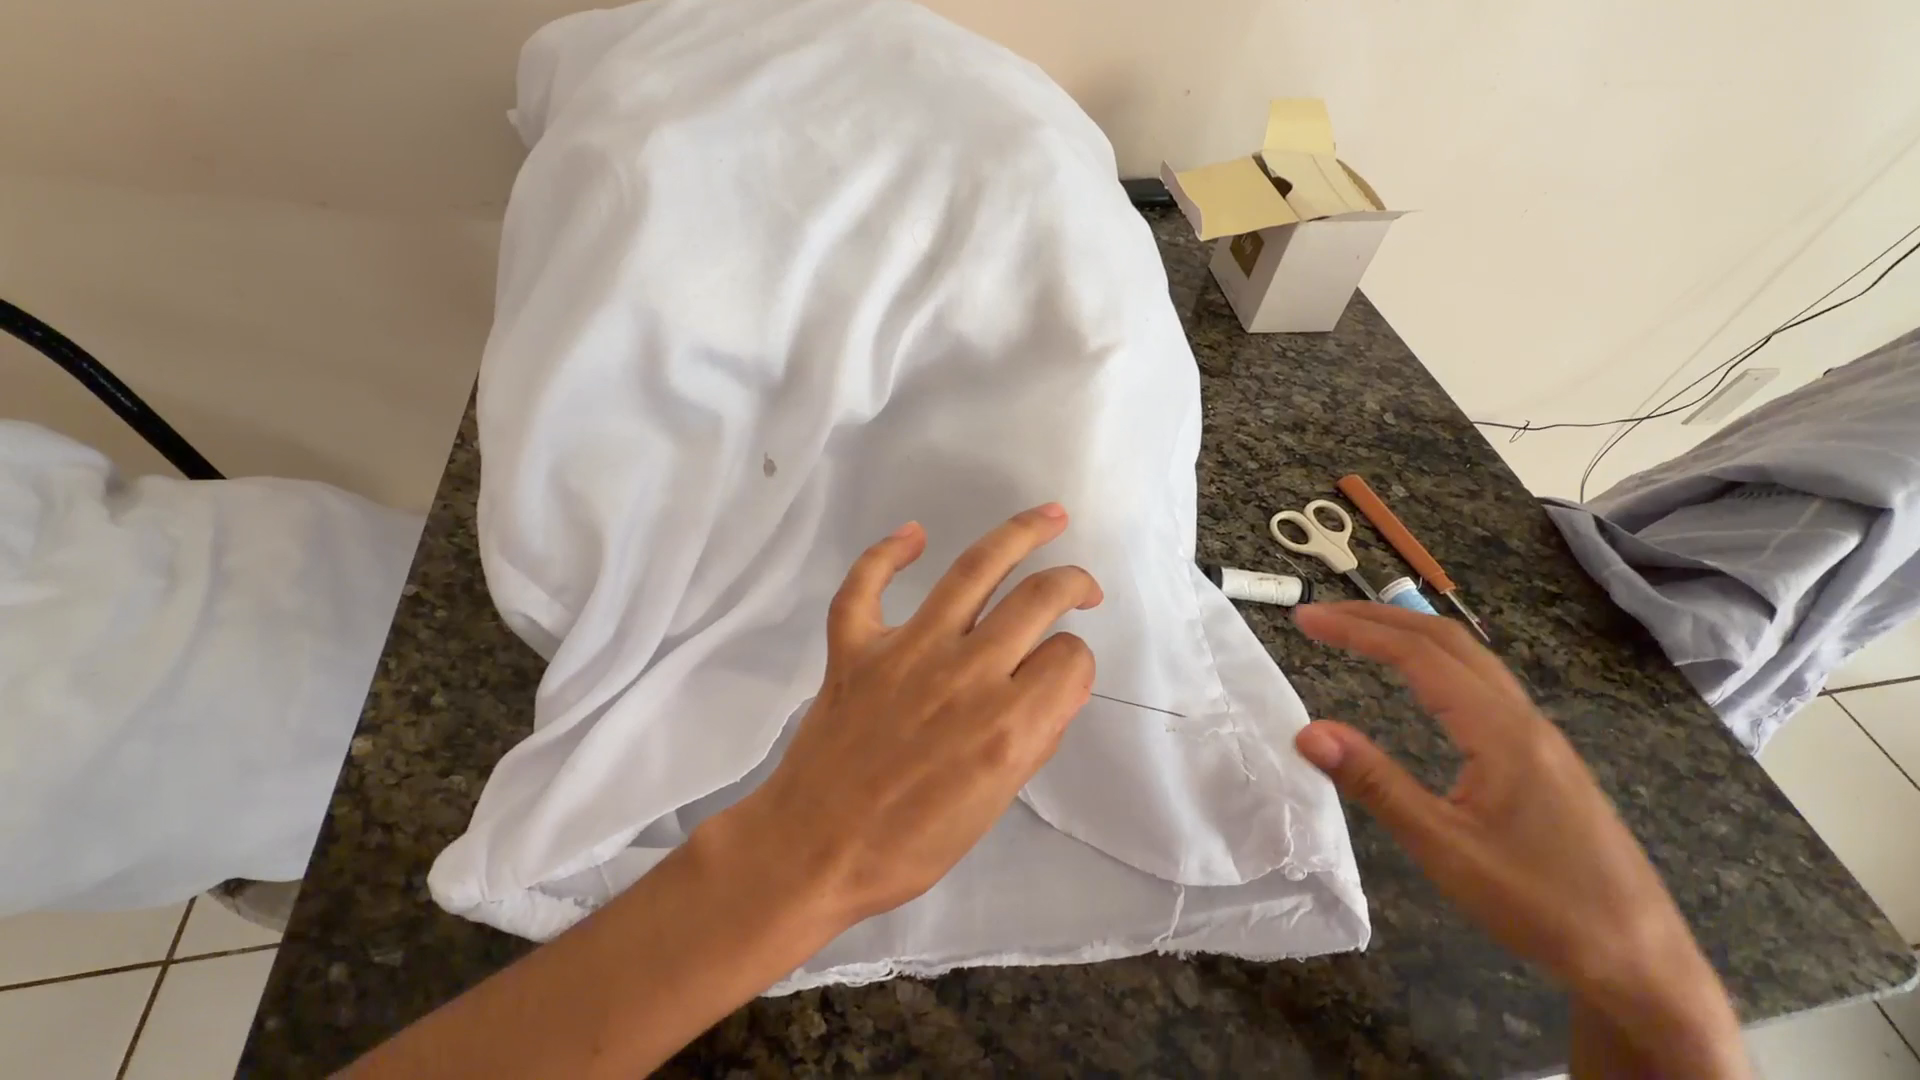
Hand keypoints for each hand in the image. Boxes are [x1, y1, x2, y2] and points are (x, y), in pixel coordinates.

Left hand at [701, 504, 1102, 929]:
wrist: (813, 851)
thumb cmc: (910, 845)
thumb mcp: (995, 806)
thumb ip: (1034, 738)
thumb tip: (1058, 683)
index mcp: (1007, 725)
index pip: (1071, 658)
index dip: (1077, 662)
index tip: (1065, 672)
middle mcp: (965, 674)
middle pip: (1039, 598)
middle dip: (1073, 583)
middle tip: (1082, 587)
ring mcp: (906, 651)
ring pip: (974, 570)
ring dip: (1019, 534)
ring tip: (1048, 517)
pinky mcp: (854, 646)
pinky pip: (867, 583)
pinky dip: (887, 552)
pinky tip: (914, 534)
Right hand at [1291, 603, 1747, 1076]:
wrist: (1641, 961)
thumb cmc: (1540, 905)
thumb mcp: (1446, 849)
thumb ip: (1377, 785)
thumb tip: (1308, 732)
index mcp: (1502, 732)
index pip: (1419, 655)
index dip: (1358, 630)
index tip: (1305, 620)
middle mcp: (1524, 720)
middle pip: (1448, 641)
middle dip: (1380, 617)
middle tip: (1321, 615)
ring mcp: (1539, 738)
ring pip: (1470, 660)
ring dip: (1409, 634)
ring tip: (1358, 633)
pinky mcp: (1543, 758)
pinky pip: (1482, 684)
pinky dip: (1435, 661)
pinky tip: (1419, 681)